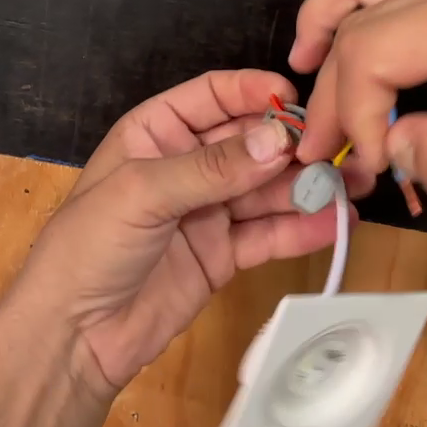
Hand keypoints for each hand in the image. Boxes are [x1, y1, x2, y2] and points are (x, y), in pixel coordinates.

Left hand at [11, 70, 345, 389]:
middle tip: (336, 148)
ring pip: (264, 188)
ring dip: (305, 185)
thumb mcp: (144, 192)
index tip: (295, 98)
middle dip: (291, 143)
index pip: (212, 96)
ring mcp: (206, 210)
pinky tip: (336, 223)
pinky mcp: (222, 254)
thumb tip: (277, 139)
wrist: (74, 333)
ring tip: (352, 184)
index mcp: (156, 131)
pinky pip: (267, 233)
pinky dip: (300, 229)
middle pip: (248, 142)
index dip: (253, 92)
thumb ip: (213, 168)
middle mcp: (186, 164)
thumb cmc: (90, 243)